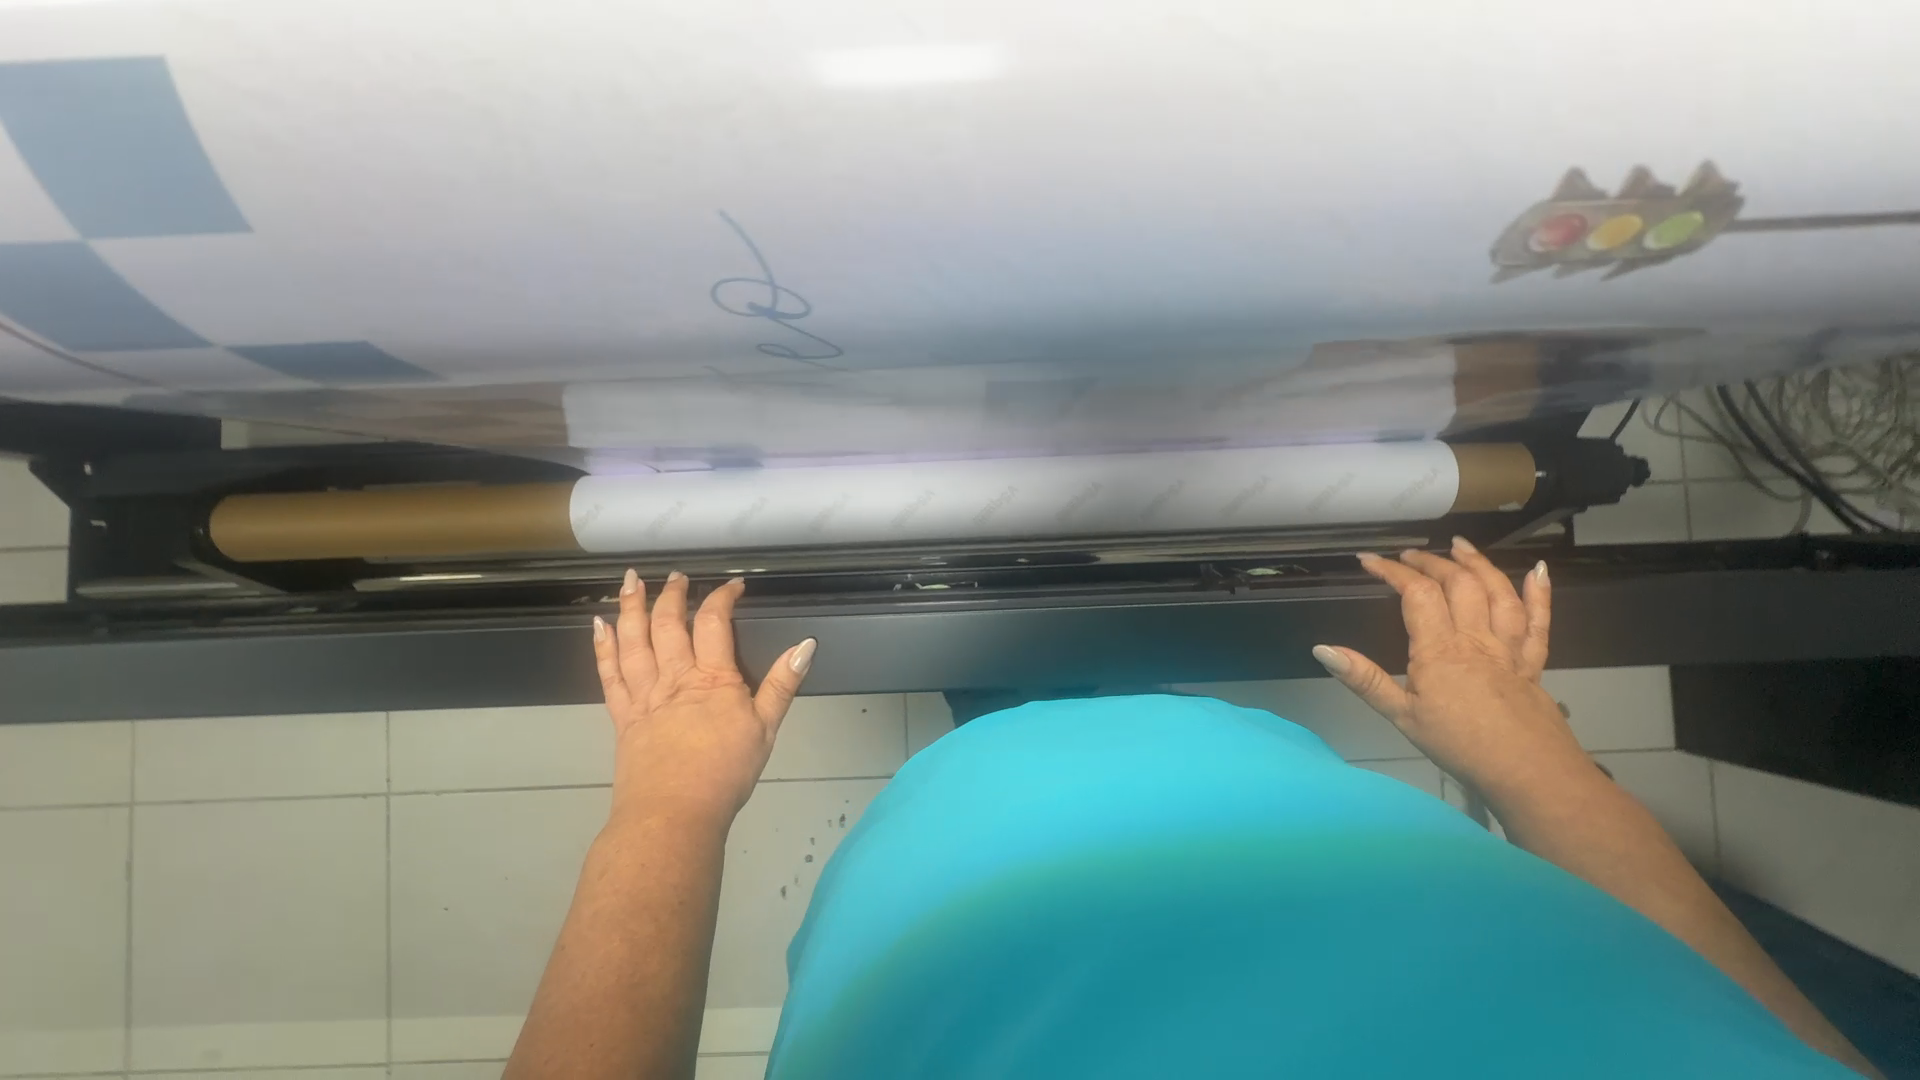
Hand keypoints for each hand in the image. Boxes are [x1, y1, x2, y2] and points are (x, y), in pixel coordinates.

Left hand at [592, 570, 815, 824]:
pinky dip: (603, 647)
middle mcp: (675, 678)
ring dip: (631, 608)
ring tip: (628, 581)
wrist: (673, 815)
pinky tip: (598, 626)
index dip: (723, 597)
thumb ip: (784, 684)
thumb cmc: (724, 774)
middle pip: (669, 624)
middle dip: (672, 595)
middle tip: (675, 575)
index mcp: (714, 679)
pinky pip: (609, 674)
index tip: (732, 585)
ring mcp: (645, 696)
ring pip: (633, 641)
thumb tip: (806, 644)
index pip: (716, 623)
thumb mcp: (766, 728)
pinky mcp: (623, 716)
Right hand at [1313, 538, 1591, 804]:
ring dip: (1478, 564)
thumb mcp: (1401, 716)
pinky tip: (1538, 571)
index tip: (1368, 560)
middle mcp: (1476, 639)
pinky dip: (1540, 593)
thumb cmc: (1460, 746)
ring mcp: (1510, 648)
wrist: (1530, 775)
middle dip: (1431, 562)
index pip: (1416, 594)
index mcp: (1440, 650)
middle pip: (1458, 584)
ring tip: (1460, 546)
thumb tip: (1322, 649)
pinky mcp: (1534, 664)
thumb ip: (1364, 679)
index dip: (1391, 571)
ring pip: (1498, 593)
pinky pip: (1539, 622)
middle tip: (1408, 555)